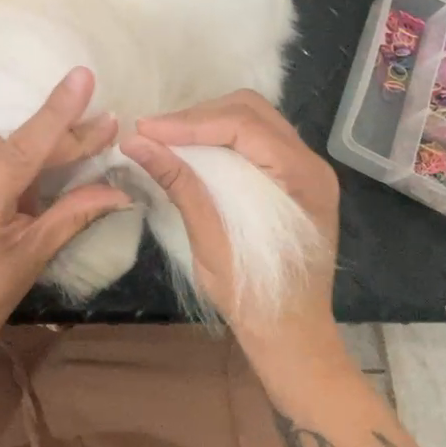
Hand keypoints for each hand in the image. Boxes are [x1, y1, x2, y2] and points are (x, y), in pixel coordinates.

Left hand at [0, 67, 130, 352]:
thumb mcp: (34, 254)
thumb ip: (76, 211)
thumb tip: (122, 188)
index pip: (26, 146)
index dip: (58, 112)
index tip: (83, 76)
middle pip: (10, 145)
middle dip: (48, 149)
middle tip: (90, 141)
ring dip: (12, 159)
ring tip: (21, 196)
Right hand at [121, 90, 340, 351]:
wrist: (292, 336)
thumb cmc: (256, 298)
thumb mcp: (213, 244)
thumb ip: (182, 186)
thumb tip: (135, 143)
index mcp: (303, 179)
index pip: (244, 125)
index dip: (191, 122)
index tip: (145, 129)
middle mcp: (310, 164)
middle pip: (250, 110)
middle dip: (197, 116)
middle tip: (151, 133)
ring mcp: (303, 169)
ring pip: (251, 117)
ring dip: (205, 121)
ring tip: (164, 138)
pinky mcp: (289, 176)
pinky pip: (252, 137)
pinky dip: (217, 135)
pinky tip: (189, 148)